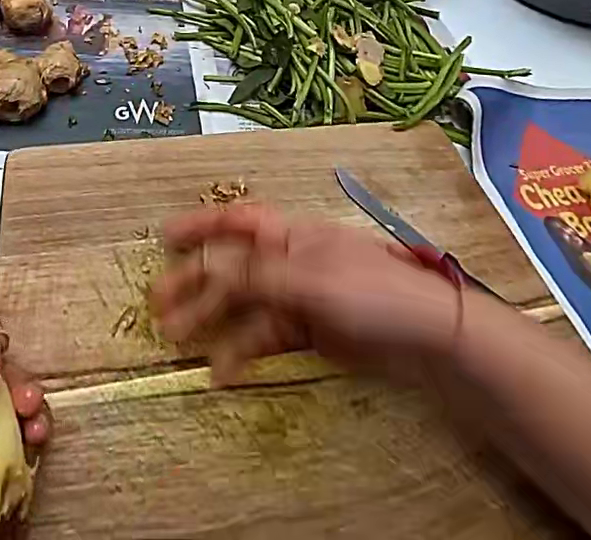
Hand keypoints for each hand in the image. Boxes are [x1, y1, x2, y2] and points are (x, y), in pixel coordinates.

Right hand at [150, 204, 464, 383]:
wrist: (432, 338)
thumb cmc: (371, 290)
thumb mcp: (308, 278)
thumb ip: (254, 276)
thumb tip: (210, 274)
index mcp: (286, 234)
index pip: (234, 222)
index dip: (199, 225)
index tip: (166, 235)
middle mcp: (285, 260)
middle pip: (229, 267)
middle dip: (193, 282)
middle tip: (158, 300)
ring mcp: (294, 296)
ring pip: (240, 305)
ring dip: (208, 320)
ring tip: (176, 338)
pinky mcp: (305, 331)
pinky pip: (262, 336)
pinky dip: (240, 350)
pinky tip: (222, 368)